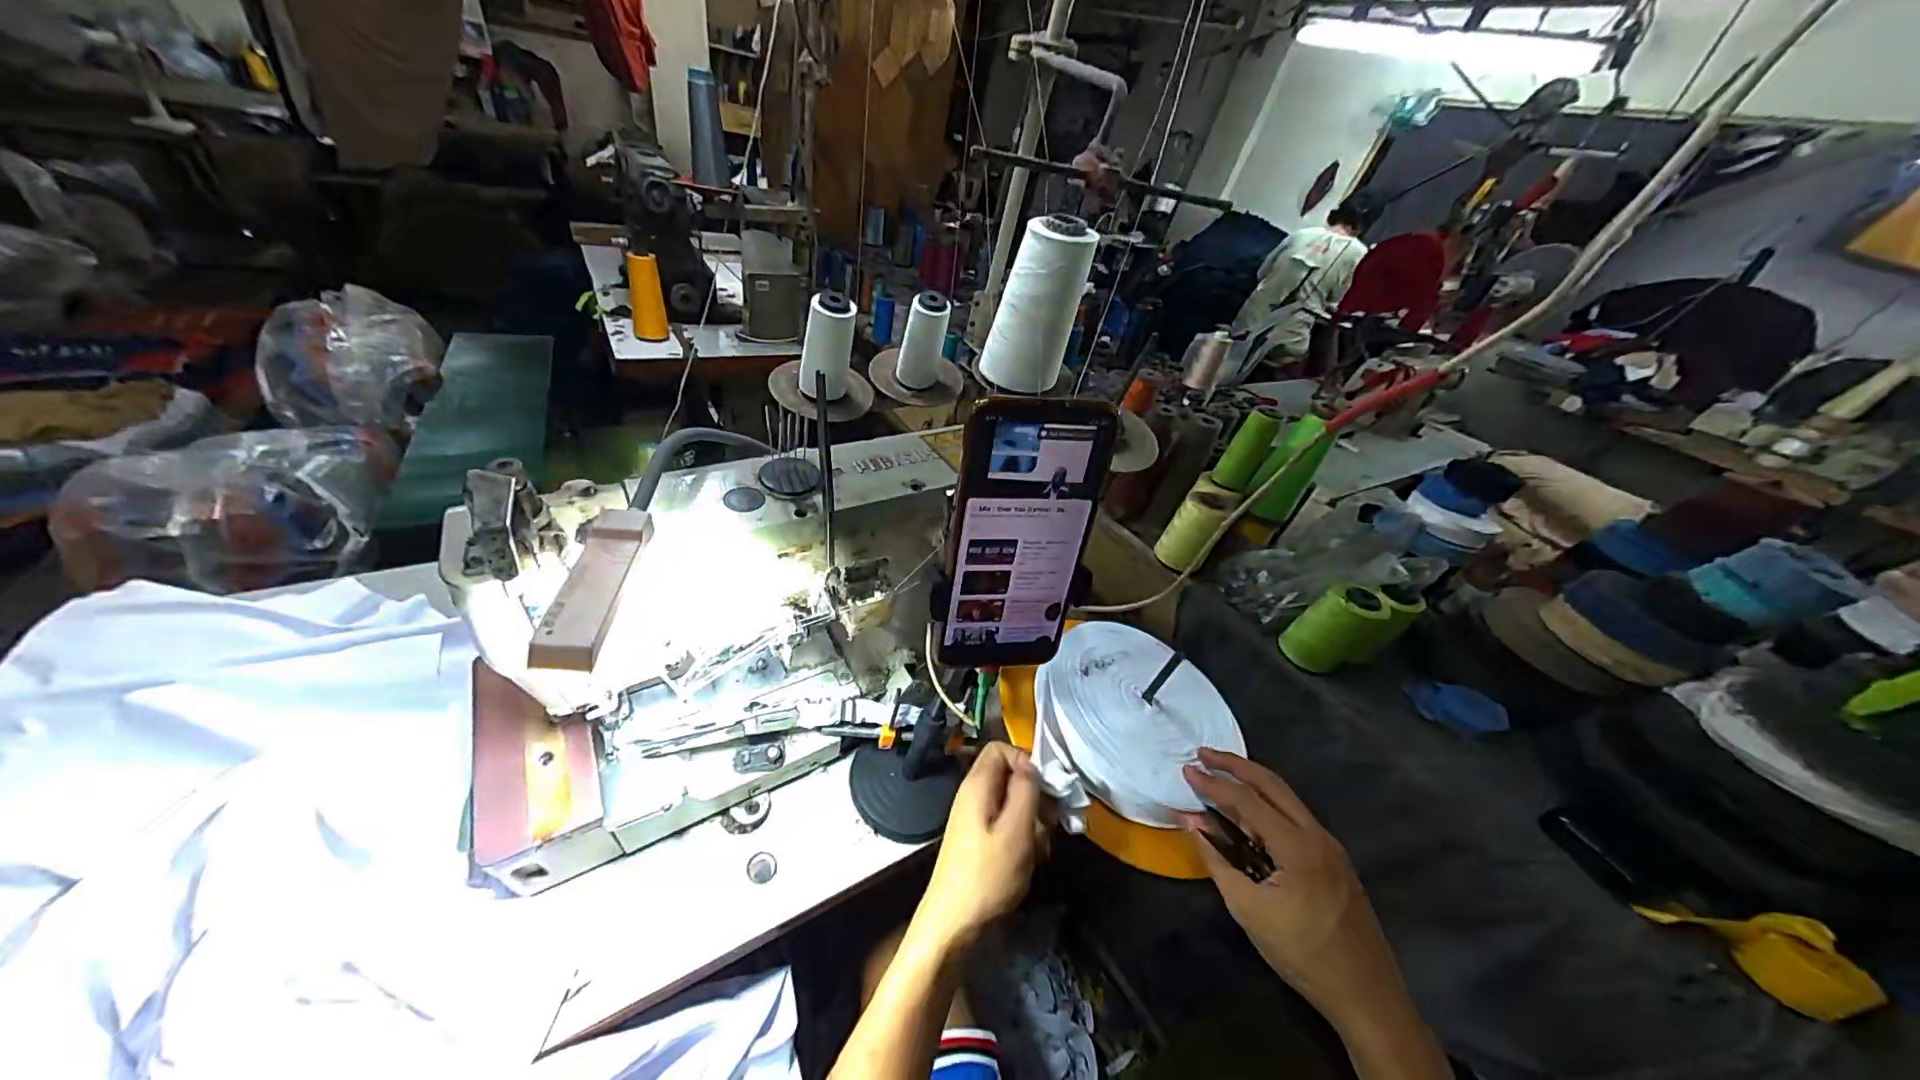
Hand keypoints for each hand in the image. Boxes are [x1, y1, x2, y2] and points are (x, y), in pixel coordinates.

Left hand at [912, 743, 1047, 952]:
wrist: (953, 924)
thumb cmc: (986, 875)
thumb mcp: (1015, 830)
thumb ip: (1026, 790)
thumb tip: (1033, 764)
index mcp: (977, 785)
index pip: (1001, 748)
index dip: (1027, 760)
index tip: (1047, 788)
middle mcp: (974, 796)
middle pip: (1011, 776)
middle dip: (1037, 796)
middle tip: (1050, 823)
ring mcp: (976, 819)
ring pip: (1014, 803)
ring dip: (1034, 821)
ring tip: (1040, 848)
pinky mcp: (981, 841)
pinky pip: (1009, 826)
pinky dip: (1024, 837)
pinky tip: (1031, 859)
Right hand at [1180, 750, 1445, 1078]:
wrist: (1366, 994)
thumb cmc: (1301, 953)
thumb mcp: (1248, 910)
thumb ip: (1217, 860)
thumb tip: (1191, 822)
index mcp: (1297, 846)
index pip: (1248, 800)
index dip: (1214, 783)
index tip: (1187, 769)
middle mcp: (1317, 835)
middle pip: (1273, 784)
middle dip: (1236, 764)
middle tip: (1204, 753)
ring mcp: (1330, 846)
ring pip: (1287, 798)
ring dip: (1253, 780)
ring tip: (1221, 772)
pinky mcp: (1334, 859)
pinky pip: (1295, 817)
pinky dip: (1268, 802)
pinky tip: (1249, 811)